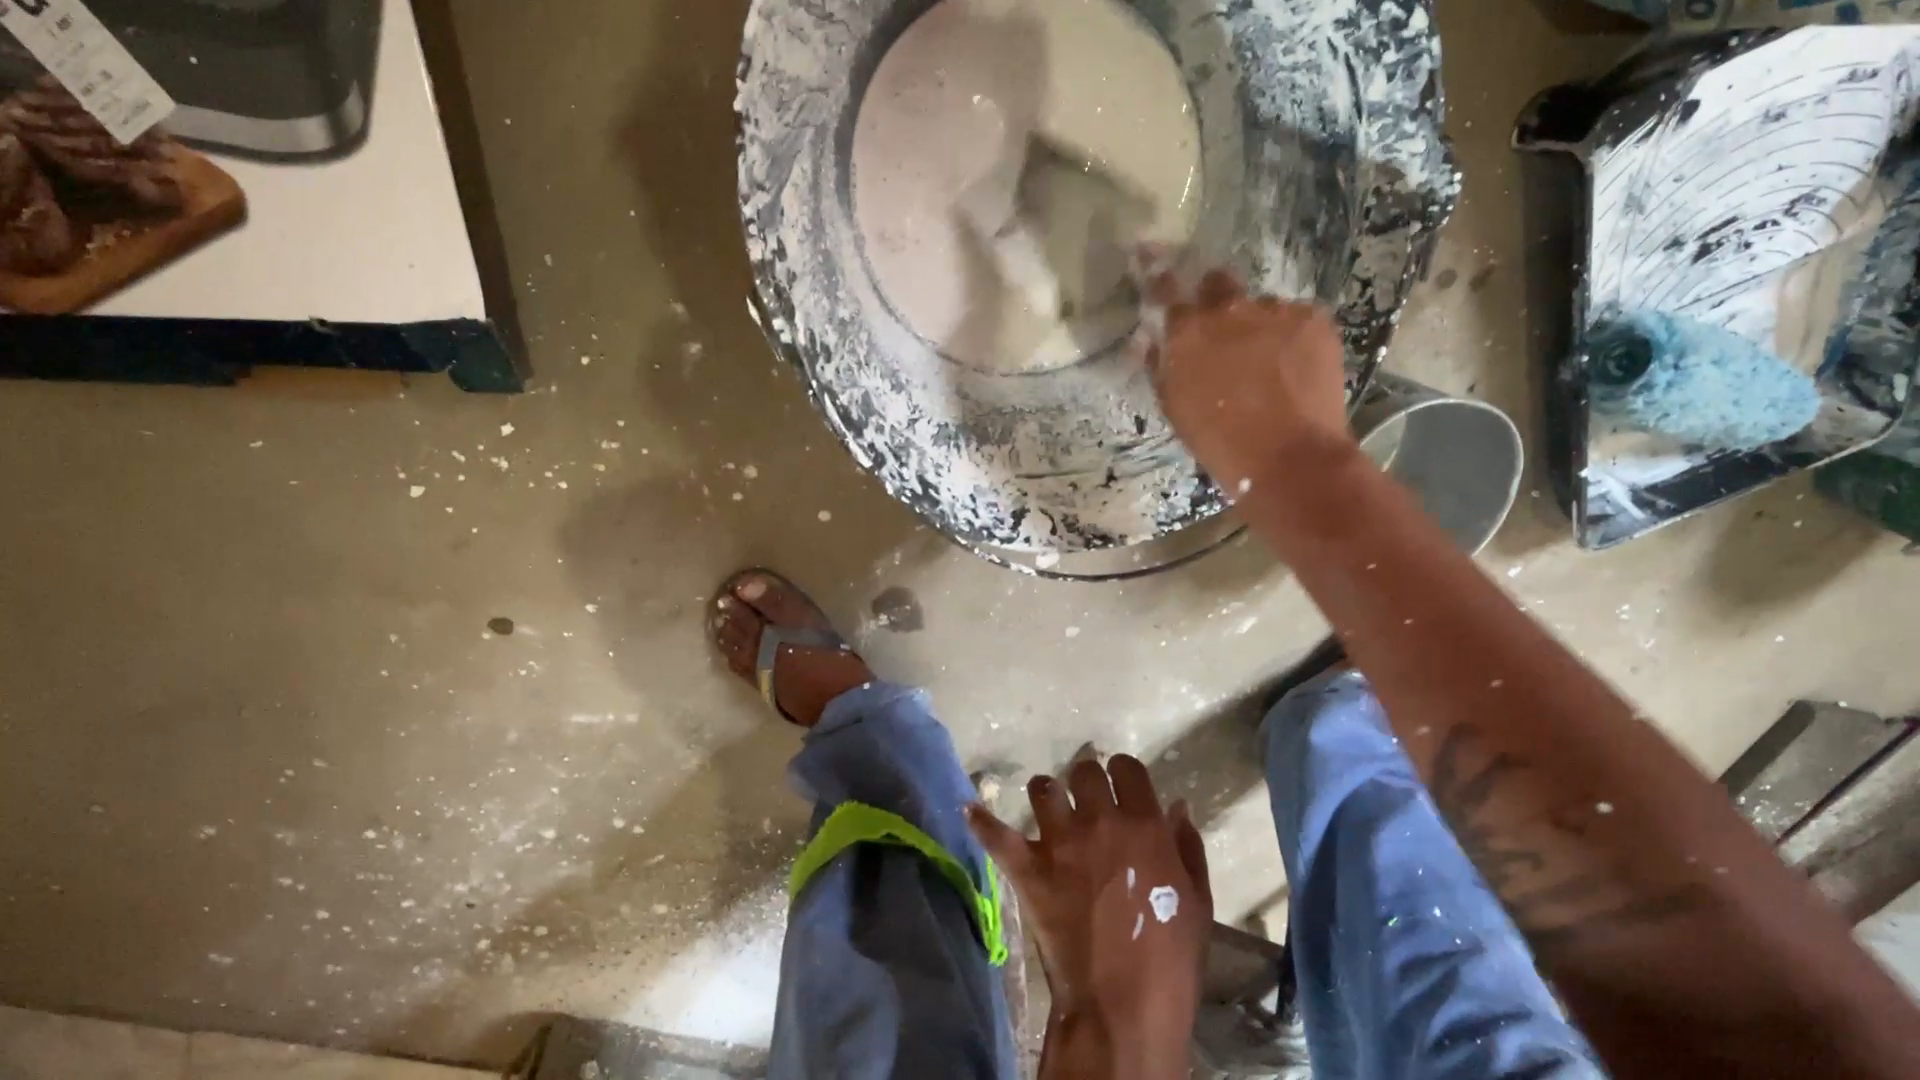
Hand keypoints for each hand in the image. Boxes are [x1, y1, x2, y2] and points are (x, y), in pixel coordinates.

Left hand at [967, 756, 1211, 1079]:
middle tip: (1088, 802)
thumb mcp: (1198, 900)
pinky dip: (981, 821)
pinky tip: (971, 809)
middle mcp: (1099, 822)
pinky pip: (996, 834)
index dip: (1124, 773)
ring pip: (1043, 789)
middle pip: (1084, 771)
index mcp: (1144, 826)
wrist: (1122, 1005)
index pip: (1127, 768)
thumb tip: (1176, 806)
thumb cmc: (1170, 957)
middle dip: (1087, 781)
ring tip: (1050, 809)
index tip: (1123, 787)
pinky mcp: (1028, 870)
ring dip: (1047, 794)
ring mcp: (1059, 844)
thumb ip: (1187, 847)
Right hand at [1143, 267, 1355, 496]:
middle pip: (1218, 282)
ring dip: (1260, 325)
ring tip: (1270, 363)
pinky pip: (1298, 319)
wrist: (1288, 456)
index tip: (1147, 251)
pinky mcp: (1314, 319)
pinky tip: (1297, 368)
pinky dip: (1294, 337)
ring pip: (1262, 307)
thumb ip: (1158, 366)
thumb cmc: (1218, 441)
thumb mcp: (1174, 408)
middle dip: (1217, 297)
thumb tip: (1146, 339)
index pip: (1164, 286)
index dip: (1155, 269)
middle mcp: (1228, 309)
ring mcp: (1275, 310)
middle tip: (1224, 328)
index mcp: (1187, 331)